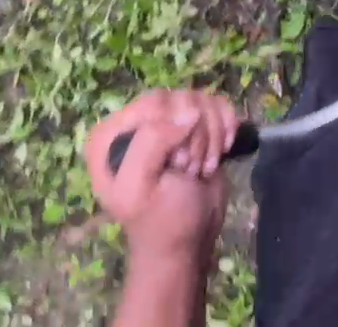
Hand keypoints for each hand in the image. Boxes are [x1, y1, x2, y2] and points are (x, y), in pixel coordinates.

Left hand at [84, 90, 239, 264]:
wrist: (191, 239)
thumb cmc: (160, 220)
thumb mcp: (140, 187)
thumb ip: (151, 143)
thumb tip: (190, 114)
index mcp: (110, 136)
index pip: (153, 103)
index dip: (173, 128)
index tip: (177, 163)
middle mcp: (136, 122)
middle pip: (180, 98)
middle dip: (197, 132)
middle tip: (192, 166)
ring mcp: (168, 121)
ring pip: (202, 100)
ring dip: (213, 134)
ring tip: (204, 166)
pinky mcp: (195, 125)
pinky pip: (217, 104)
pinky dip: (227, 126)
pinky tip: (223, 151)